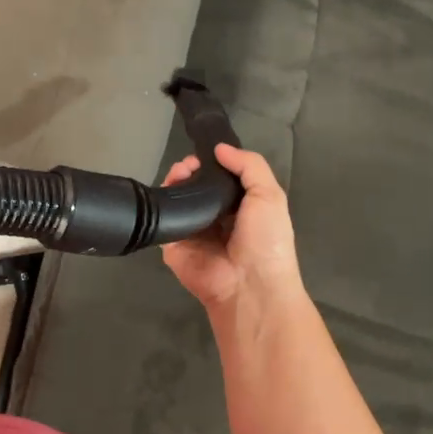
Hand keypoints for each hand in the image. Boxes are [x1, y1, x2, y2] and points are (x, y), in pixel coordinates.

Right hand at [160, 143, 303, 315]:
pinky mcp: (171, 245)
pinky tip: (167, 193)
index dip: (211, 164)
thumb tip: (219, 148)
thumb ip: (249, 166)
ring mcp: (191, 232)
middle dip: (190, 171)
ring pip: (177, 200)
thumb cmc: (266, 240)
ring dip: (175, 182)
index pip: (220, 180)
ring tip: (178, 174)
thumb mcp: (270, 195)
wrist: (249, 285)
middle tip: (187, 165)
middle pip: (195, 187)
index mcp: (240, 209)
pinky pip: (163, 220)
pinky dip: (162, 204)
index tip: (203, 154)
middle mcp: (214, 219)